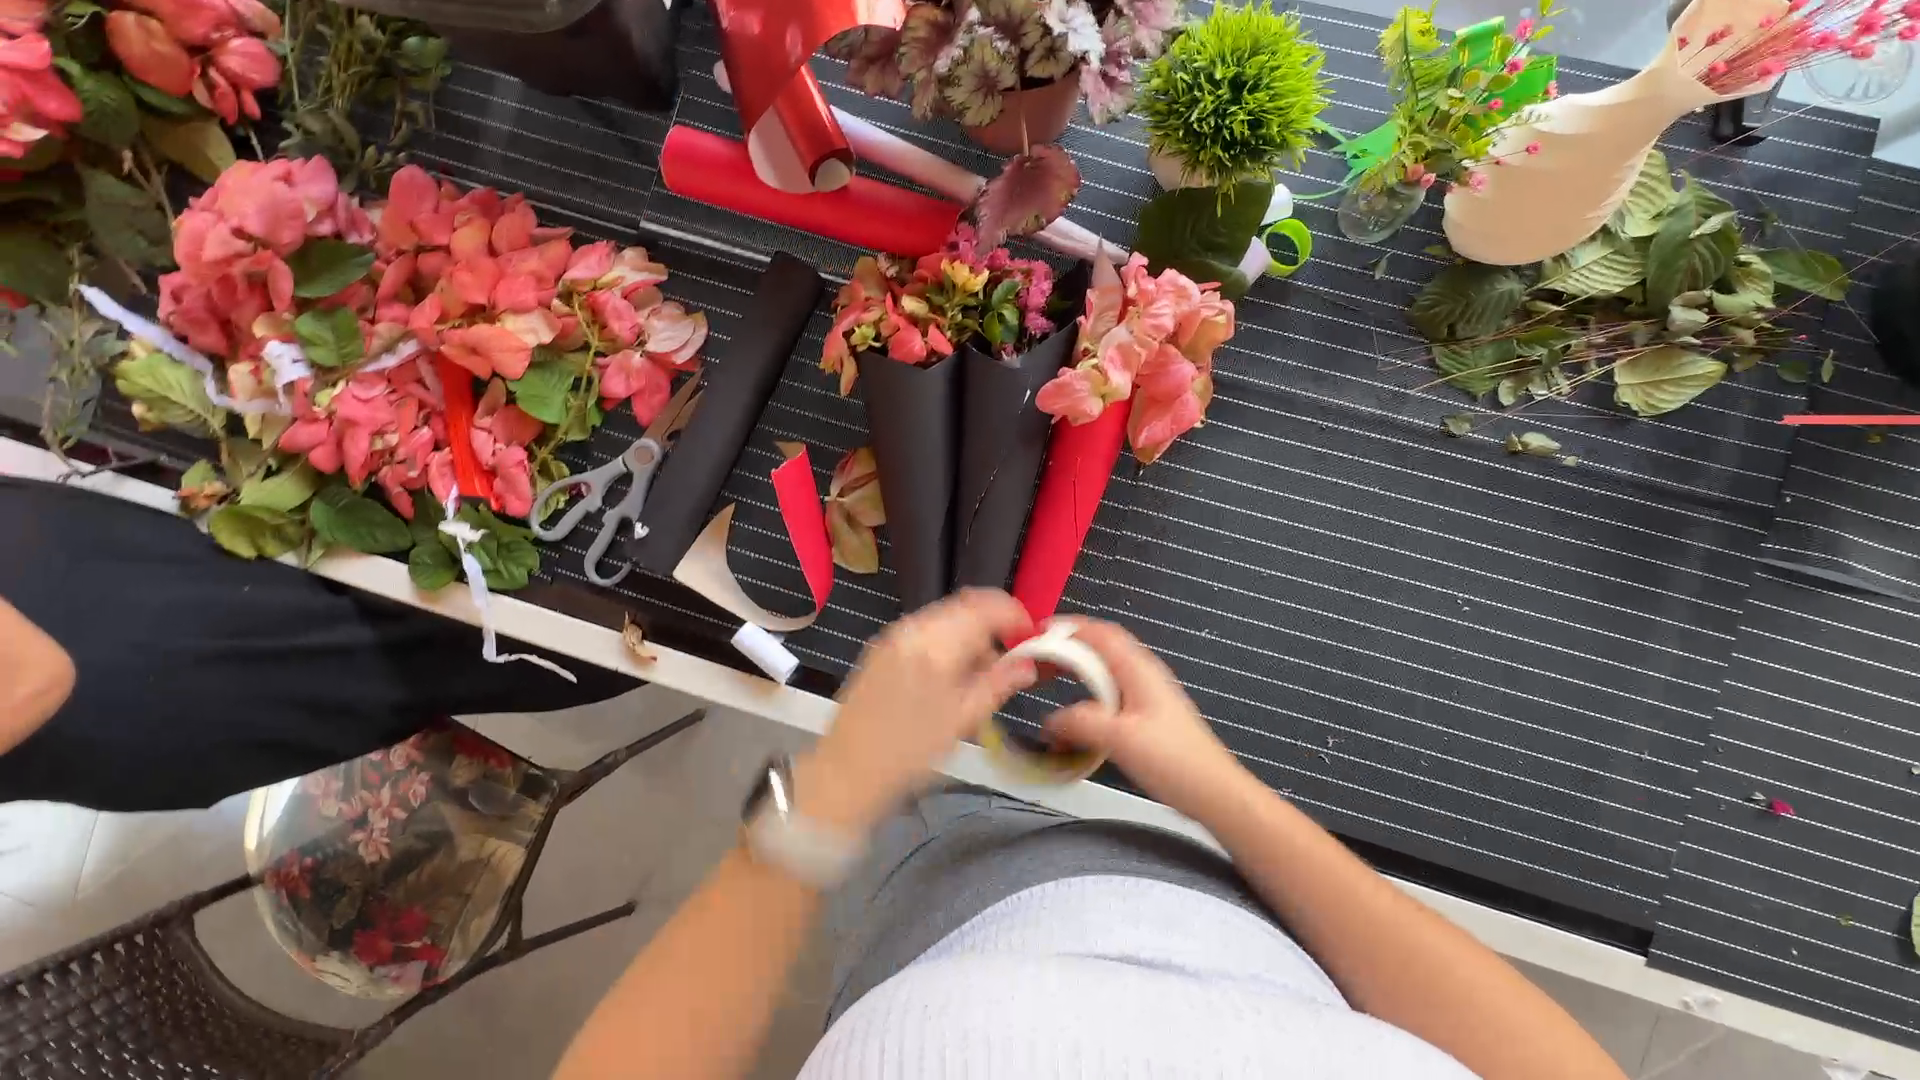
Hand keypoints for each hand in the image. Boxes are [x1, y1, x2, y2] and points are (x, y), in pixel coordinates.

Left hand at [796, 590, 1036, 832]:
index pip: (985, 605)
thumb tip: (1026, 664)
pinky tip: (950, 679)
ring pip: (944, 619)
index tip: (1031, 637)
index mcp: (934, 644)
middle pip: (964, 608)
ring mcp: (892, 638)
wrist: (845, 774)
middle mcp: (911, 629)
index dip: (1015, 615)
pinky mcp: (880, 651)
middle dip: (993, 627)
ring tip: (980, 677)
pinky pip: (923, 633)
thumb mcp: (962, 721)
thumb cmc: (908, 754)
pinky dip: (945, 644)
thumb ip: (997, 684)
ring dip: (969, 636)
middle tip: (1011, 660)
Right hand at [1045, 620, 1252, 820]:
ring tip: (1049, 680)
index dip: (1067, 627)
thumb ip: (1081, 723)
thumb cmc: (1174, 761)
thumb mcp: (1120, 739)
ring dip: (1077, 672)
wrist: (1215, 793)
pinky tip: (1077, 715)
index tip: (1036, 632)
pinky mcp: (1149, 716)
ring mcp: (1148, 695)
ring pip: (1105, 671)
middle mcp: (1144, 675)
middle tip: (1037, 658)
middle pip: (1101, 647)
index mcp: (1139, 669)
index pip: (1100, 632)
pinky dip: (1088, 695)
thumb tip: (1049, 721)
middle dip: (1067, 648)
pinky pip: (1111, 693)